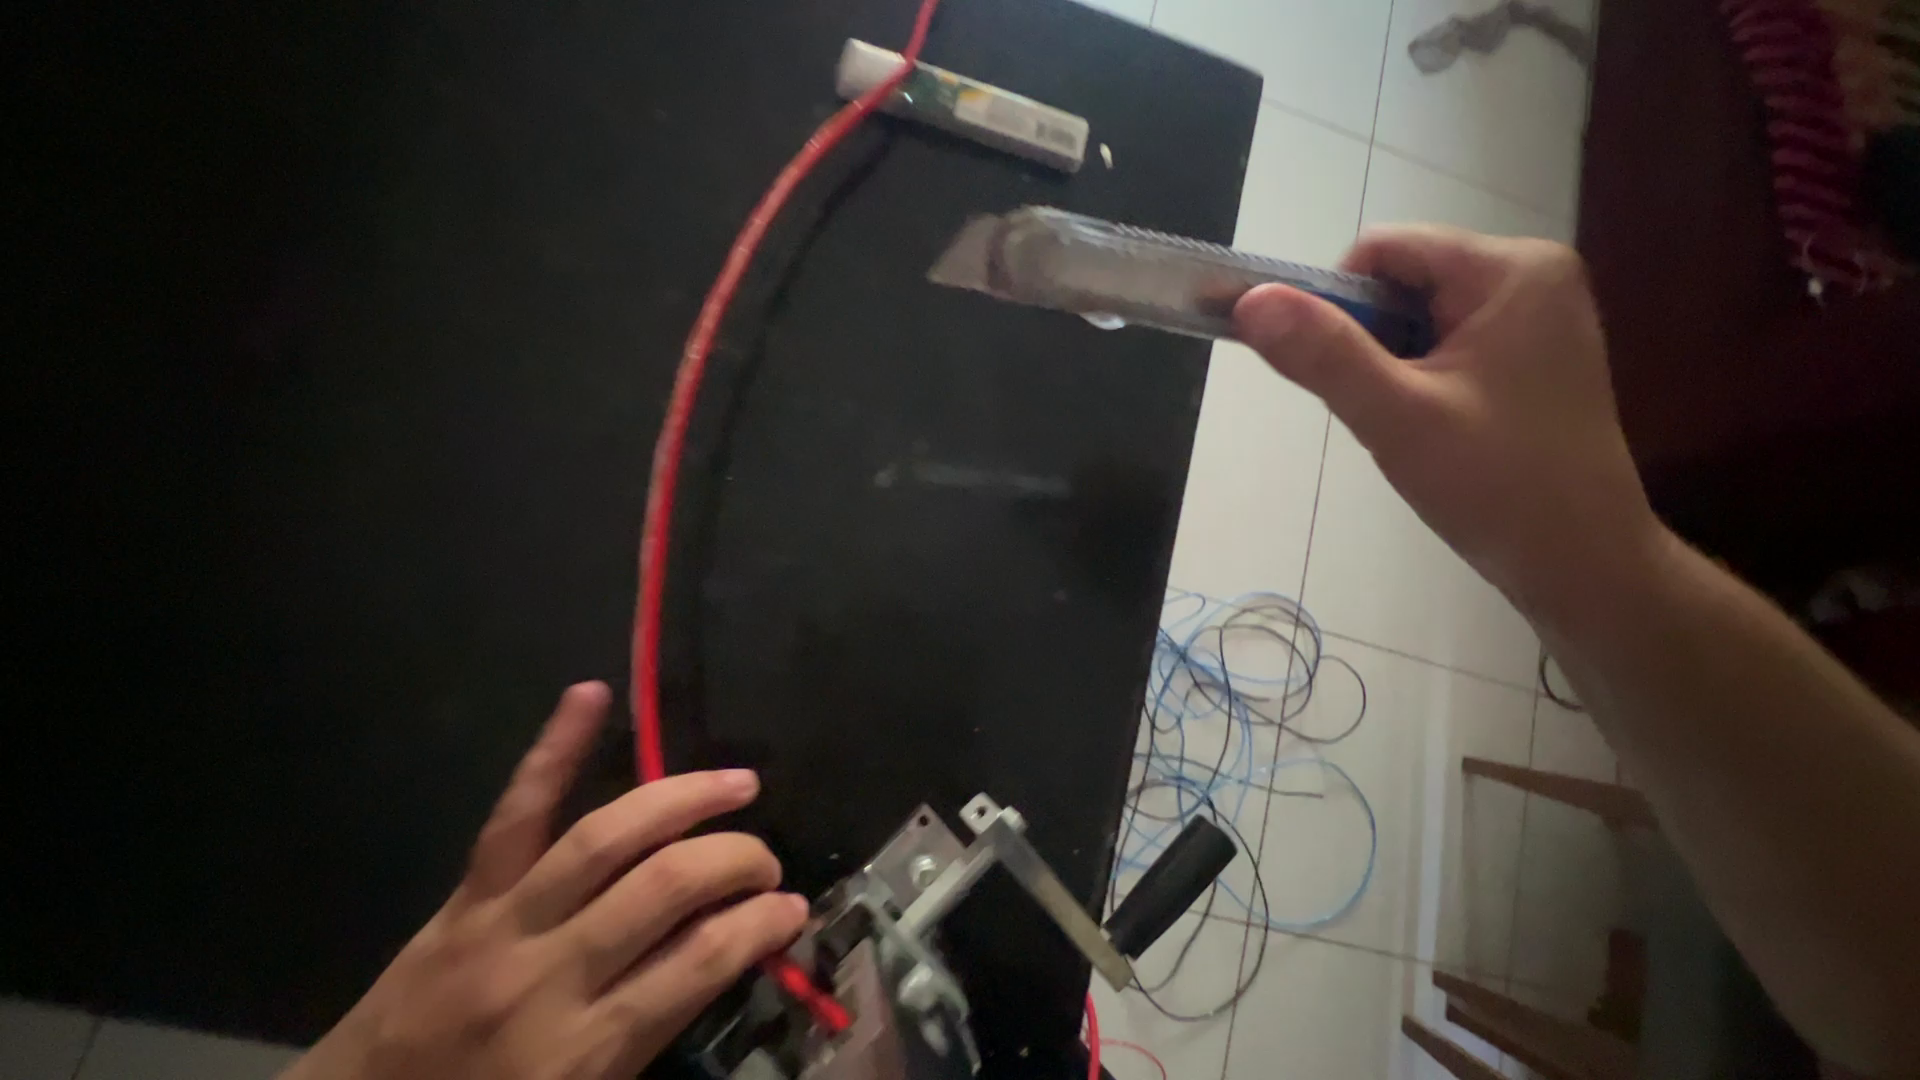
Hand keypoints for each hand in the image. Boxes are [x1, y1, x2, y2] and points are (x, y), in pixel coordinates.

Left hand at [284, 682, 808, 1079]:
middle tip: (765, 861)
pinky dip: (556, 748)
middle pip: (666, 885)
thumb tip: (730, 942)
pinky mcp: (468, 893)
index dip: (763, 924)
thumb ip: (658, 1024)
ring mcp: (504, 922)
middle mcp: (549, 975)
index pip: (702, 963)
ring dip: (684, 798)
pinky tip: (592, 694)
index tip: (794, 910)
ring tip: (738, 784)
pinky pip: (516, 812)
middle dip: (736, 858)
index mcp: (584, 1048)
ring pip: (607, 836)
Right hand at [1232, 225, 1661, 627]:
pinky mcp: (1527, 353)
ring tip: (1406, 422)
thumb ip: (1324, 354)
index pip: (1383, 249)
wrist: (1579, 562)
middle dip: (1363, 341)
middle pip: (1399, 280)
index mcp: (1511, 270)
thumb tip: (1251, 300)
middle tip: (1379, 407)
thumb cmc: (1495, 485)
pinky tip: (1427, 425)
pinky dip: (1412, 377)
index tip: (1331, 370)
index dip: (1334, 302)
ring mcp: (1534, 315)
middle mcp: (1530, 276)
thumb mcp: (1397, 416)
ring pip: (1414, 315)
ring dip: (1386, 364)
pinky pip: (1441, 342)